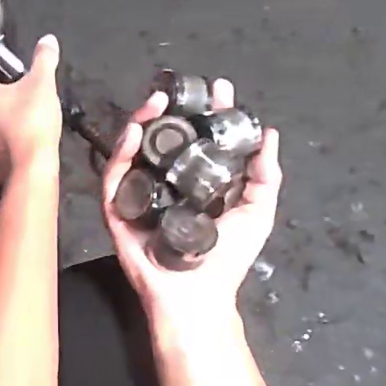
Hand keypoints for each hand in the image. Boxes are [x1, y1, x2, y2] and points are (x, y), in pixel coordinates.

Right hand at [100, 78, 282, 324]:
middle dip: (169, 110)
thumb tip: (270, 133)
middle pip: (161, 138)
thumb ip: (265, 175)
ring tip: (155, 103)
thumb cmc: (228, 259)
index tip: (218, 90)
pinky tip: (134, 134)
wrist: (198, 296)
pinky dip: (121, 154)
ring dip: (141, 122)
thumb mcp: (256, 212)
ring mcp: (140, 196)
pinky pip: (114, 178)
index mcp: (196, 181)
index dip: (207, 113)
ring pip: (134, 151)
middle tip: (179, 90)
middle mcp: (166, 182)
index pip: (198, 138)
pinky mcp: (119, 211)